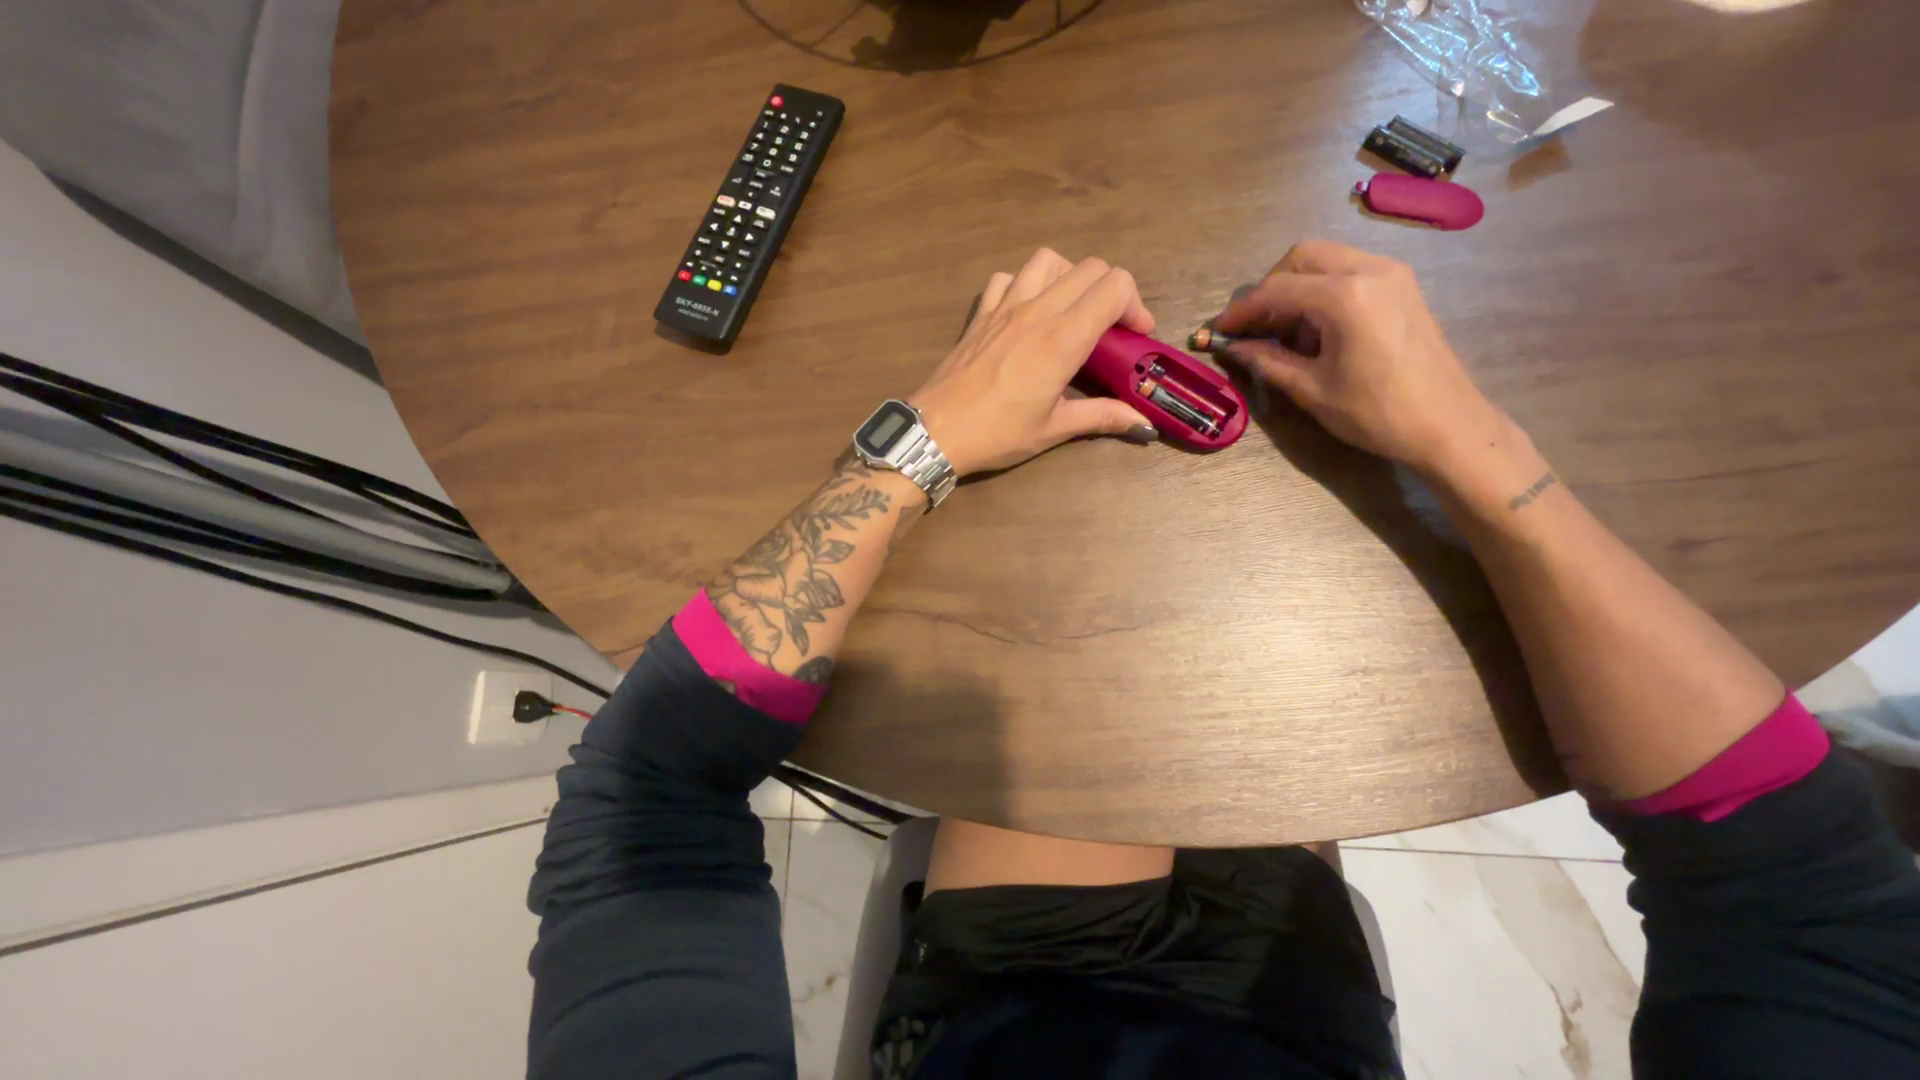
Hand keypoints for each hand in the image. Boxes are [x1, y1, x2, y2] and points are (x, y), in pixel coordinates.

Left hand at [910, 248, 1157, 476]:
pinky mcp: (981, 313)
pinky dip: (1025, 284)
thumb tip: (1145, 426)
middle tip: (1111, 328)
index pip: (1115, 287)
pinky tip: (1028, 312)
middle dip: (1112, 292)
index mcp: (1063, 339)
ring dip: (1070, 277)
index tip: (1134, 336)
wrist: (937, 431)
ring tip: (1072, 310)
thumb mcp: (1054, 429)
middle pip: (1090, 268)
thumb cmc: (997, 433)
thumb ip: (1102, 417)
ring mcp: (1005, 306)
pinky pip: (1008, 278)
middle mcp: (1038, 311)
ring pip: (1048, 260)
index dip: (1135, 305)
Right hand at [1210, 240, 1505, 472]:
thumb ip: (1267, 361)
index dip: (1242, 310)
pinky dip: (1324, 290)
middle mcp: (1370, 270)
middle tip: (1254, 327)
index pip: (1276, 290)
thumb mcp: (1312, 390)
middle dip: (1270, 288)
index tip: (1218, 330)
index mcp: (1345, 297)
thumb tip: (1233, 348)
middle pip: (1302, 257)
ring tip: (1286, 334)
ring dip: (1297, 287)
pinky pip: (1350, 271)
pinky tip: (1318, 330)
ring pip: (1327, 260)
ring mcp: (1392, 274)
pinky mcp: (1403, 286)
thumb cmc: (1377, 413)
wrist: (1448, 425)